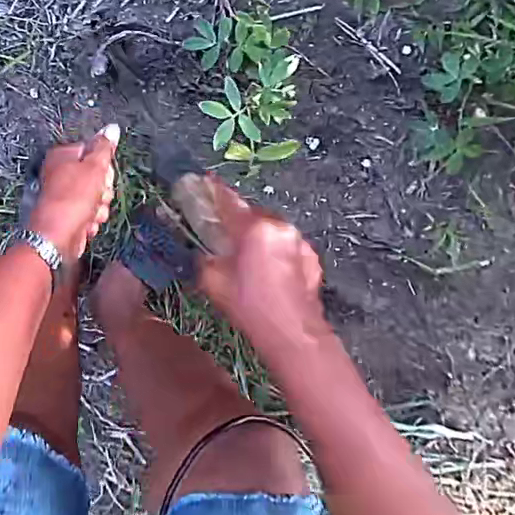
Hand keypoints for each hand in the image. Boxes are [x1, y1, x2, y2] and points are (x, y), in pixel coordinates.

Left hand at [26, 124, 119, 260]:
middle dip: (103, 189)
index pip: (94, 151)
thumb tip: (112, 128)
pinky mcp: (70, 214)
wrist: (58, 237)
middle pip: (98, 175)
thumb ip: (105, 147)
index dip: (104, 165)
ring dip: (99, 206)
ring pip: (98, 196)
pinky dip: (92, 219)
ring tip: (90, 211)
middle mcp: (61, 173)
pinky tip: (86, 222)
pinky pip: (91, 213)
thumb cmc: (72, 199)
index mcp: (63, 155)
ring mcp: (66, 195)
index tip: (103, 173)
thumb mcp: (94, 167)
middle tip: (96, 194)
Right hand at [194, 174, 328, 349]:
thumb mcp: (213, 282)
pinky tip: (266, 271)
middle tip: (223, 233)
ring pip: (271, 230)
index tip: (203, 179)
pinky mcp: (311, 258)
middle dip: (237, 221)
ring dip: (257, 237)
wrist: (293, 335)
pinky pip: (286, 246)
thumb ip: (205, 258)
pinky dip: (274, 251)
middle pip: (252, 214)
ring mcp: (299, 242)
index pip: (229, 201)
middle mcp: (280, 227)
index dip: (214, 190)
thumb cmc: (250, 307)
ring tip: (245, 256)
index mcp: (254, 229)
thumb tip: (203, 251)